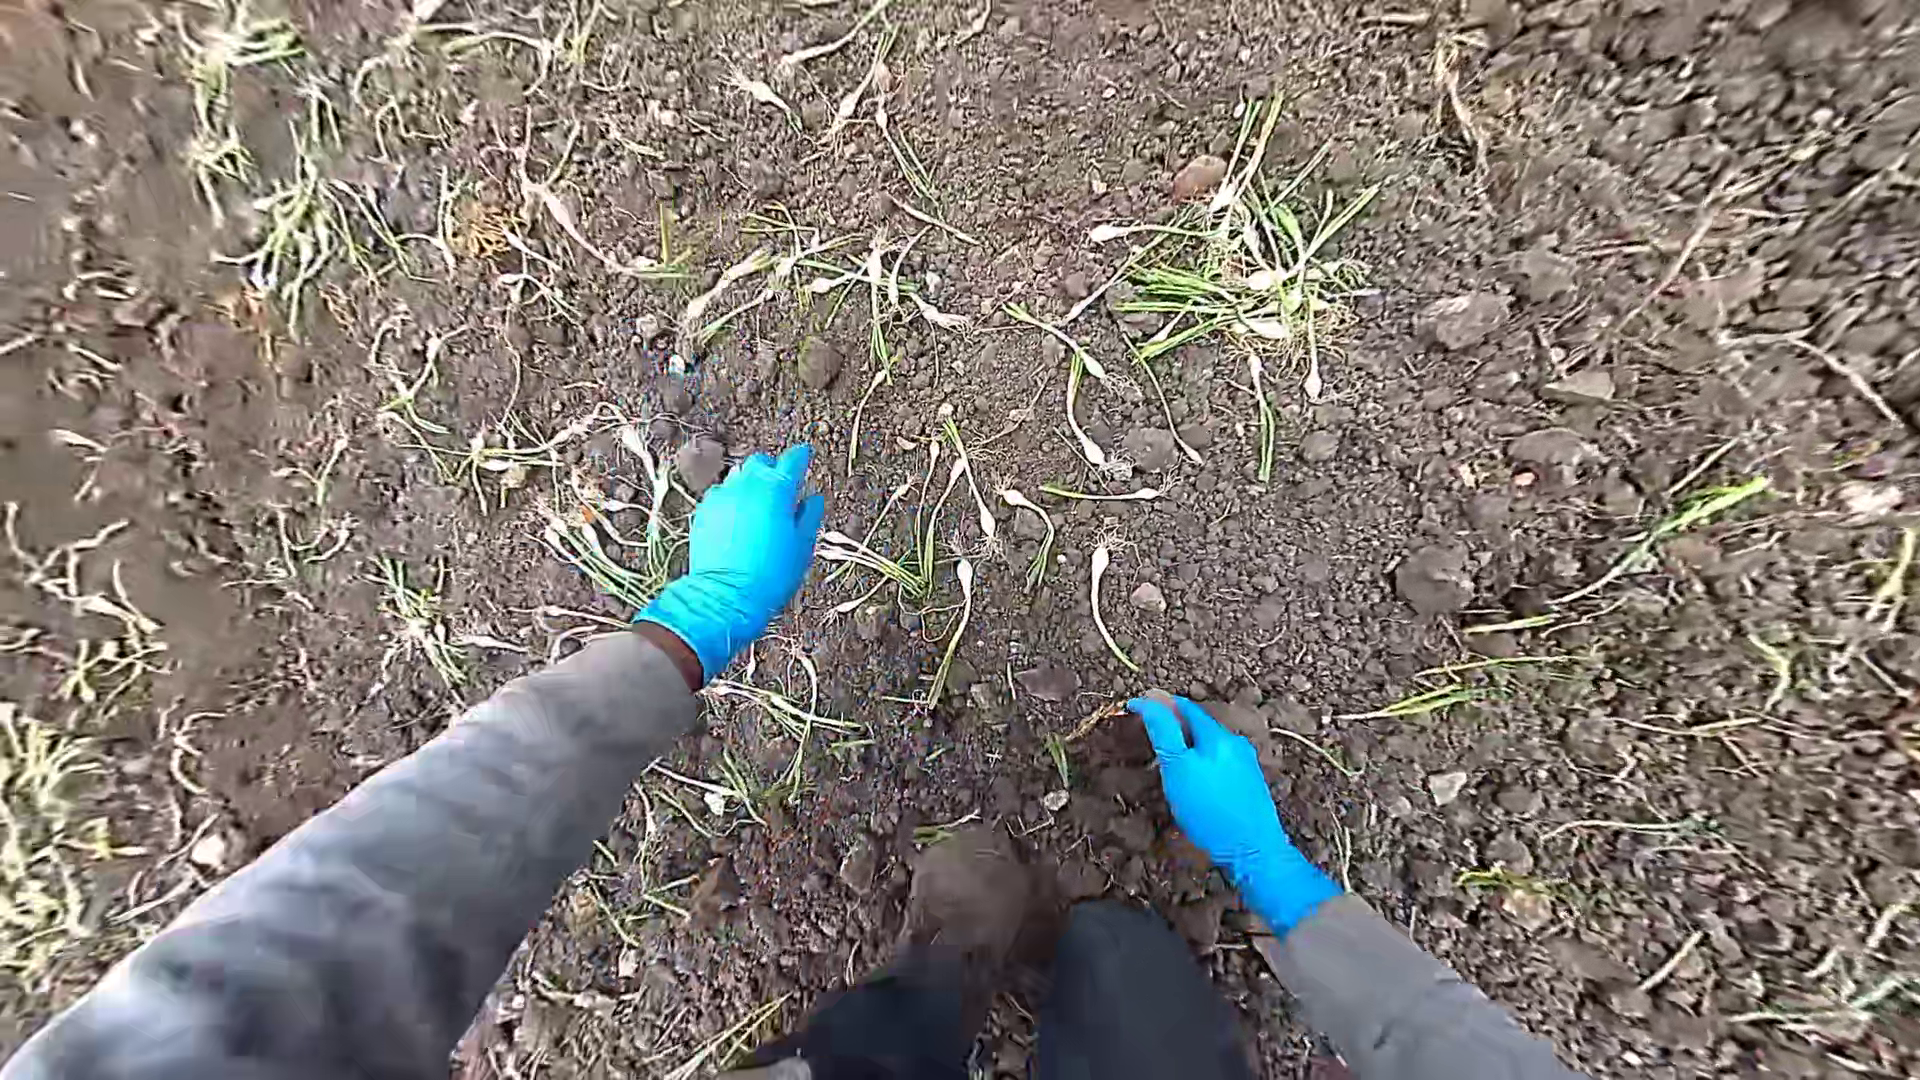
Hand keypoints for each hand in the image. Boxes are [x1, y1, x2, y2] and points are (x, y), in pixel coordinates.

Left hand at [637, 444, 826, 680]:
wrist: (726, 598)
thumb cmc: (770, 575)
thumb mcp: (803, 546)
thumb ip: (809, 515)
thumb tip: (812, 499)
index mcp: (776, 490)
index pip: (793, 460)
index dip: (802, 456)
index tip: (806, 455)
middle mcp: (746, 486)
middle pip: (761, 462)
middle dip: (774, 469)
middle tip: (784, 487)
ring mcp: (722, 497)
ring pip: (739, 476)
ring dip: (752, 483)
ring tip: (762, 504)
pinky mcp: (704, 512)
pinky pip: (722, 495)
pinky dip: (734, 500)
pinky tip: (742, 519)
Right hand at [1128, 692, 1339, 931]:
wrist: (1254, 853)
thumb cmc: (1209, 810)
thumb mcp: (1176, 767)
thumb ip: (1163, 731)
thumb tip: (1149, 700)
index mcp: (1217, 736)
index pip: (1183, 707)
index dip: (1156, 705)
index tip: (1135, 708)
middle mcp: (1234, 744)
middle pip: (1196, 724)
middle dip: (1171, 725)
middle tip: (1147, 732)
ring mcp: (1244, 764)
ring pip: (1207, 744)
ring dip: (1184, 744)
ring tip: (1165, 758)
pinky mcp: (1248, 783)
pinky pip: (1217, 761)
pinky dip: (1198, 760)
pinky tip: (1190, 778)